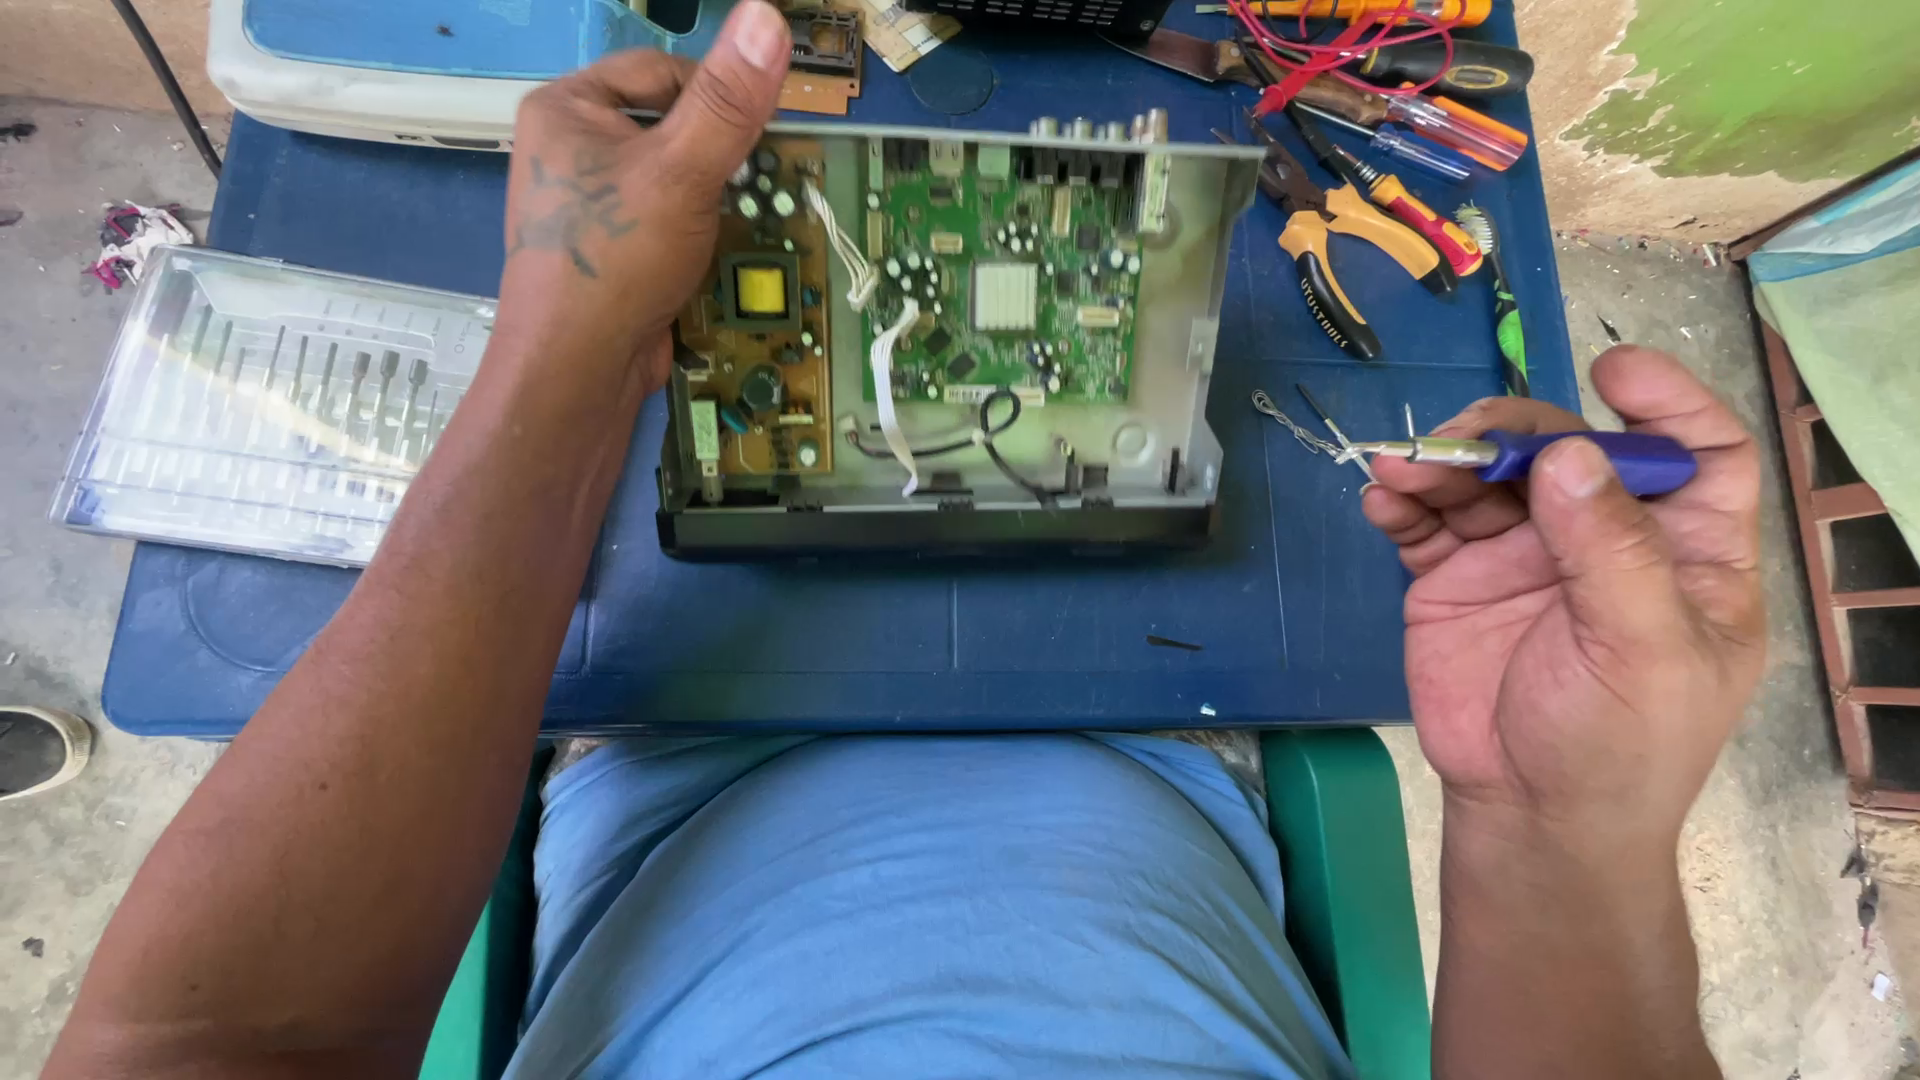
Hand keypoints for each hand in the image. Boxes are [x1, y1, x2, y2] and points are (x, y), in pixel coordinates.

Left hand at [490, 1, 790, 388]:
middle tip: (755, 184)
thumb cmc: (620, 258)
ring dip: (713, 200)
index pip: (658, 73)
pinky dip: (697, 235)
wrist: (582, 365)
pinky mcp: (611, 254)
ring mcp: (590, 208)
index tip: (758, 135)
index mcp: (568, 109)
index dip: (716, 97)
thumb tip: (769, 17)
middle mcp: (571, 151)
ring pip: (670, 182)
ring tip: (741, 221)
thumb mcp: (680, 172)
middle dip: (716, 158)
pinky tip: (717, 254)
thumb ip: (727, 103)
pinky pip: (664, 225)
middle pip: (666, 129)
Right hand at [1362, 347, 1764, 850]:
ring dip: (1439, 466)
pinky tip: (1382, 501)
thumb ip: (1610, 551)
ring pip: (1478, 483)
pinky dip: (1401, 506)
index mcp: (1678, 552)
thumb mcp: (1639, 648)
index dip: (1663, 404)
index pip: (1694, 456)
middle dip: (1509, 435)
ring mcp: (1513, 557)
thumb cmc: (1615, 737)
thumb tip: (1568, 455)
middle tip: (1459, 440)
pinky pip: (1424, 525)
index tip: (1611, 371)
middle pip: (1557, 454)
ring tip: (1401, 468)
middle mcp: (1592, 540)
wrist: (1524, 803)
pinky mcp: (1449, 578)